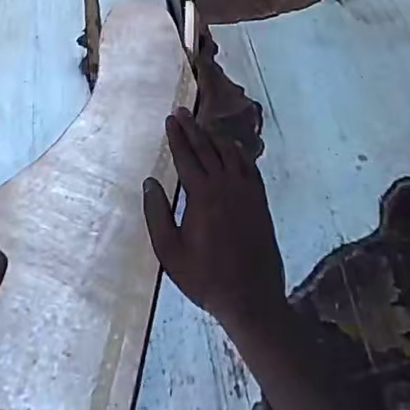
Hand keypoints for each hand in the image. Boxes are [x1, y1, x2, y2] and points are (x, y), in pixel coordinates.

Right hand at [142, 108, 287, 331]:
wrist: (251, 297)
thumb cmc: (205, 278)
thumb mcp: (170, 252)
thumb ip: (157, 214)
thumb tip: (150, 183)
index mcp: (202, 194)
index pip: (186, 156)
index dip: (176, 136)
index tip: (170, 119)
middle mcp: (226, 185)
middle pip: (207, 148)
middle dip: (192, 128)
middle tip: (182, 111)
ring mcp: (246, 191)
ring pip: (230, 153)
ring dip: (215, 137)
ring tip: (204, 126)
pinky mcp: (260, 200)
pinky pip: (249, 166)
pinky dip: (239, 153)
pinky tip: (233, 150)